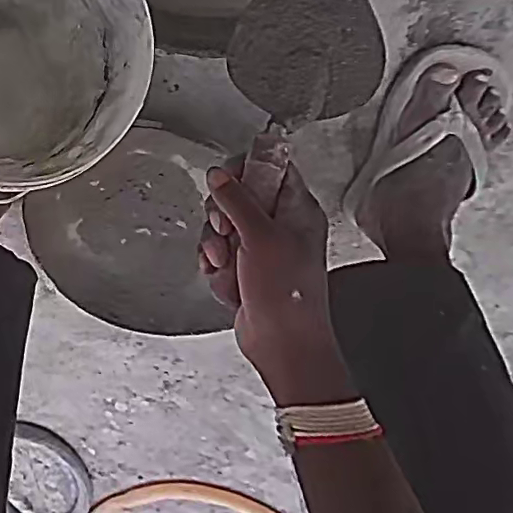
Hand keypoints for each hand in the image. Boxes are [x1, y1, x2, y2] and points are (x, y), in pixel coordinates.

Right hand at [199, 158, 352, 401]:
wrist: (283, 346)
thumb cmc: (287, 295)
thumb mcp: (259, 236)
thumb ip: (236, 199)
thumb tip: (218, 174)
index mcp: (297, 209)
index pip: (271, 166)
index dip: (246, 168)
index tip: (228, 182)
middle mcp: (280, 223)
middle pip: (237, 193)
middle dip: (221, 213)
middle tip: (225, 229)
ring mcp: (261, 245)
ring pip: (222, 222)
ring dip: (215, 243)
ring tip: (226, 262)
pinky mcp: (244, 265)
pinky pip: (216, 249)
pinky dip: (215, 264)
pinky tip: (226, 279)